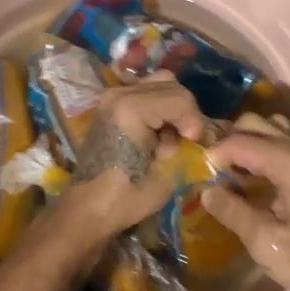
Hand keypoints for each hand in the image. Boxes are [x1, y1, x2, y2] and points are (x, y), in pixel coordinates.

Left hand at [54, 71, 206, 243]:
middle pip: (172, 85)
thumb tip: (201, 134)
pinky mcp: (110, 103)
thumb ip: (188, 145)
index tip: (193, 144)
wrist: (88, 207)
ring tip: (171, 134)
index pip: (181, 98)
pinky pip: (145, 92)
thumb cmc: (128, 196)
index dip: (194, 121)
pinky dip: (159, 106)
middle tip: (185, 140)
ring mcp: (112, 95)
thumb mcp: (169, 173)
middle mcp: (119, 93)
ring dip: (172, 107)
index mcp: (131, 108)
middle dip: (185, 113)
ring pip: (160, 83)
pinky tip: (157, 131)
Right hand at [202, 120, 289, 290]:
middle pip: (255, 125)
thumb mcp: (266, 243)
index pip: (240, 141)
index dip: (214, 155)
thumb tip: (207, 192)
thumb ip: (234, 212)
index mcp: (288, 163)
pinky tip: (257, 178)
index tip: (199, 177)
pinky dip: (266, 150)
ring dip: (248, 143)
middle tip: (212, 172)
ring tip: (232, 173)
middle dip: (229, 142)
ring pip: (272, 130)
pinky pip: (286, 144)